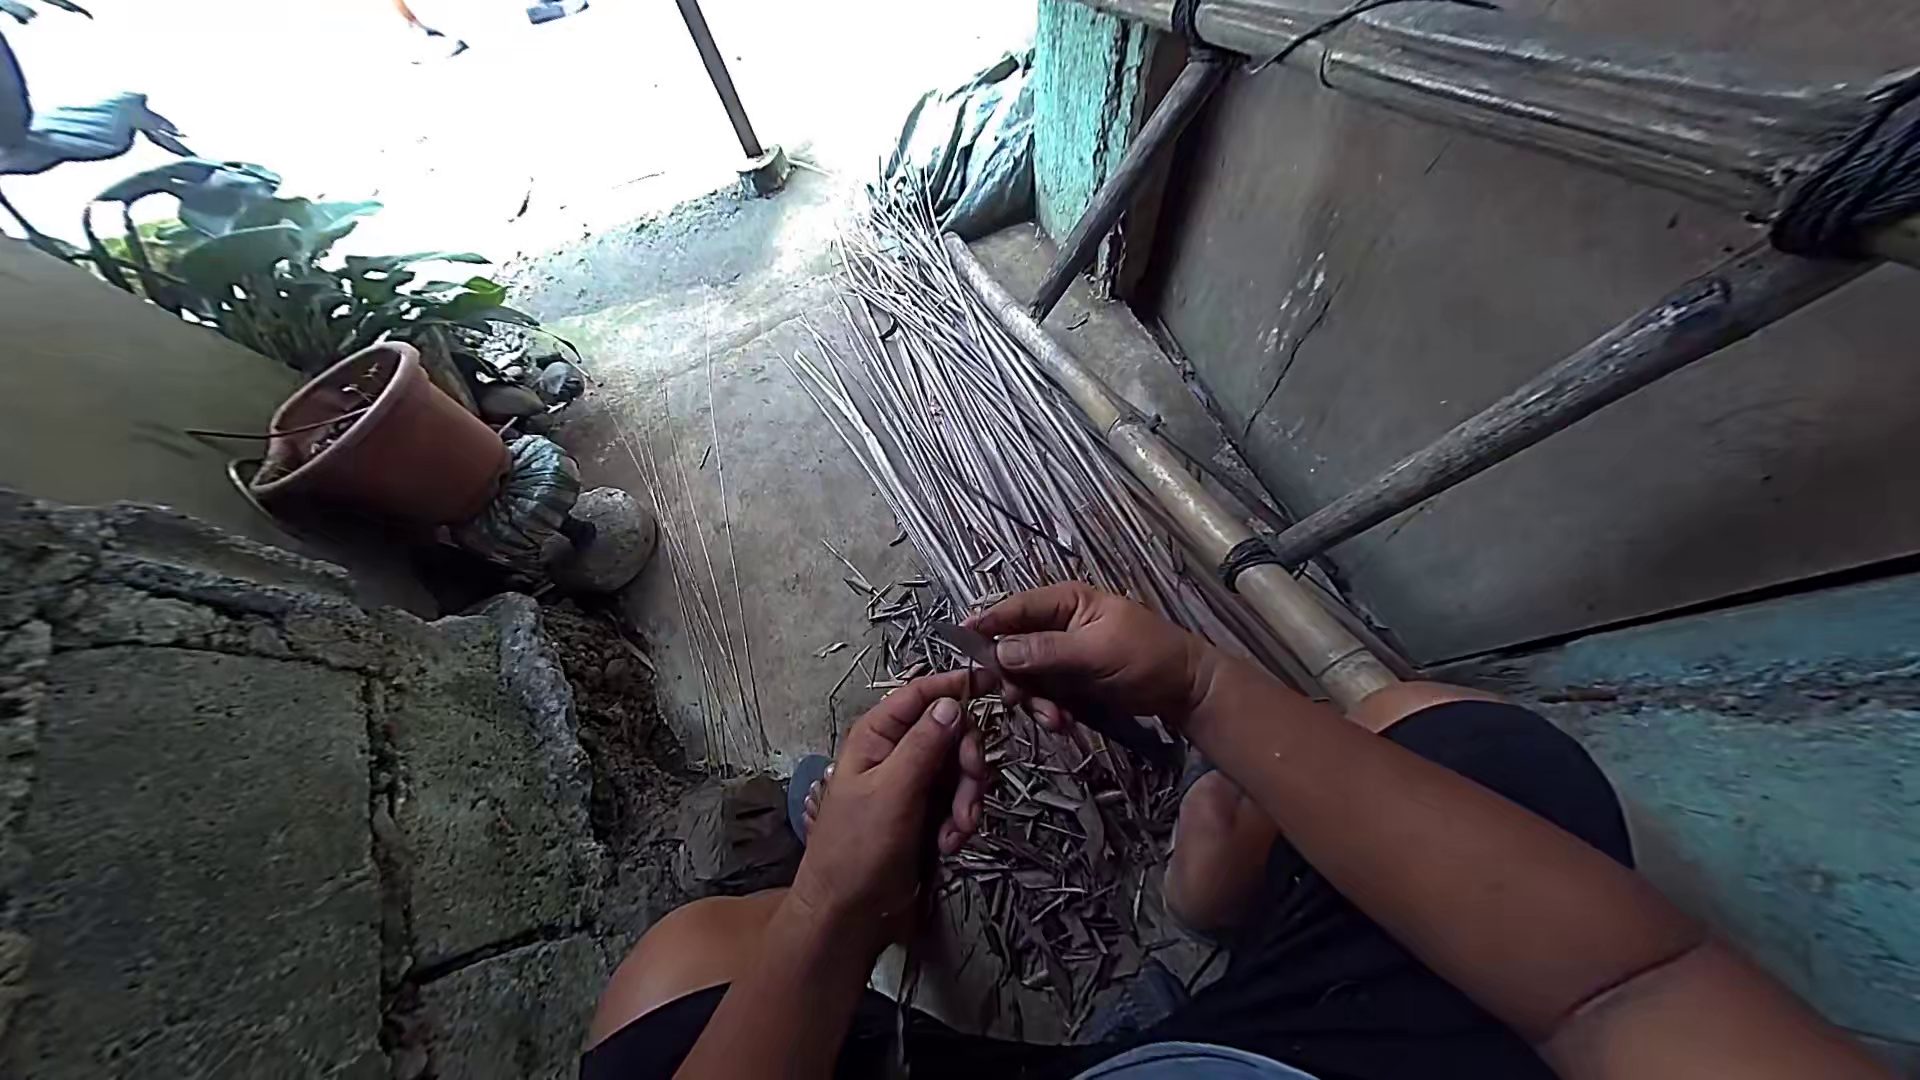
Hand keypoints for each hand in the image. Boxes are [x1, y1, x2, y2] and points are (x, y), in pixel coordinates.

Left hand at [787, 668, 989, 955]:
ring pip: (960, 766)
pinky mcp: (928, 808)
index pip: (920, 694)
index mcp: (877, 735)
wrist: (849, 917)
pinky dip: (961, 818)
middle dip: (967, 762)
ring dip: (967, 797)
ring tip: (957, 830)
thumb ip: (923, 745)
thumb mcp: (891, 792)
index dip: (954, 685)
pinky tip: (950, 842)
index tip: (991, 682)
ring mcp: (914, 780)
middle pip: (951, 731)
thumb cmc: (858, 849)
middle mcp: (897, 751)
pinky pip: (959, 797)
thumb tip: (951, 702)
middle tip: (970, 790)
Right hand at [968, 583, 1219, 730]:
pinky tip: (1061, 721)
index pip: (1017, 607)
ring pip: (1026, 674)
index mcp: (1065, 602)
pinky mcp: (1068, 681)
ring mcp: (1061, 655)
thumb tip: (1000, 650)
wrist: (1185, 689)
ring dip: (1032, 697)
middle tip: (1012, 696)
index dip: (988, 622)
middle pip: (1014, 644)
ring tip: (1052, 717)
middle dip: (1012, 673)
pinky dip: (1047, 708)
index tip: (960, 638)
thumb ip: (1047, 650)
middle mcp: (1057, 625)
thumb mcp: (1096, 650)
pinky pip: (1043, 693)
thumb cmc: (1146, 655)